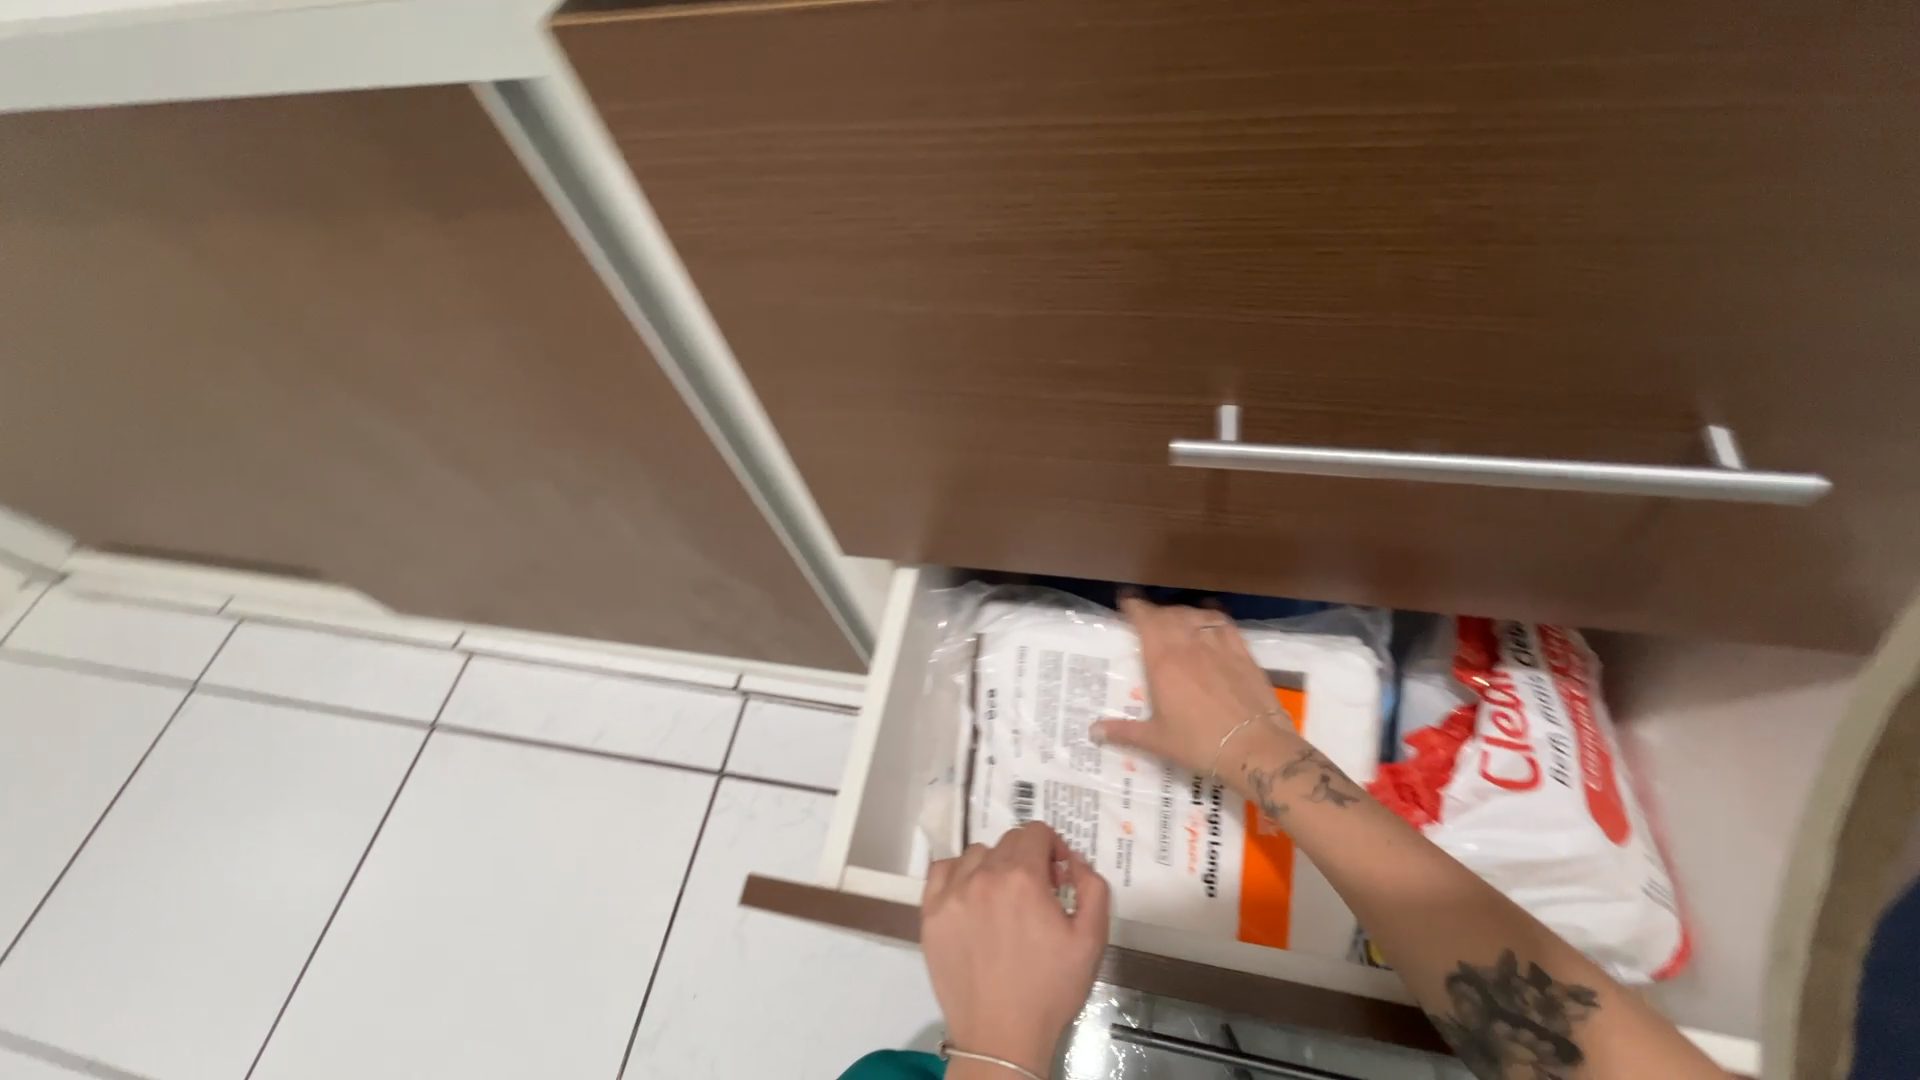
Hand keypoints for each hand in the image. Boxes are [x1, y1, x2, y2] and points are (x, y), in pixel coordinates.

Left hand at [921, 822, 1111, 1075]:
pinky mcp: (931, 913)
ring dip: (994, 865)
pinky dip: (958, 874)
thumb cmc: (1049, 990)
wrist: (1002, 1037)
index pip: (1036, 832)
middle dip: (1027, 858)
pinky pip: (941, 871)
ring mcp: (952, 893)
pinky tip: (970, 896)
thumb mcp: (1091, 940)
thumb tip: (1073, 859)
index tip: (1057, 875)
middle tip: (1036, 894)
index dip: (1052, 848)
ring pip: (976, 854)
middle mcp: (984, 876)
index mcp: (1023, 878)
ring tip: (1002, 899)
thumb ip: (1092, 887)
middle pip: (1008, 841)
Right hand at [1090, 595, 1295, 775]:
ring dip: (1180, 612)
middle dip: (1154, 611)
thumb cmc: (1199, 743)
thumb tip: (1092, 731)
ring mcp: (1218, 646)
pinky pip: (1223, 623)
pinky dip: (1211, 617)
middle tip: (1146, 617)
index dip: (1134, 606)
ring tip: (1174, 618)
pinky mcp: (1243, 653)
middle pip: (1168, 614)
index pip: (1145, 619)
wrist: (1254, 747)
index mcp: (1162, 661)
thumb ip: (1123, 732)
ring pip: (1195, 615)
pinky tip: (1209, 621)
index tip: (1125, 601)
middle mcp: (1188, 645)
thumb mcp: (1157, 740)